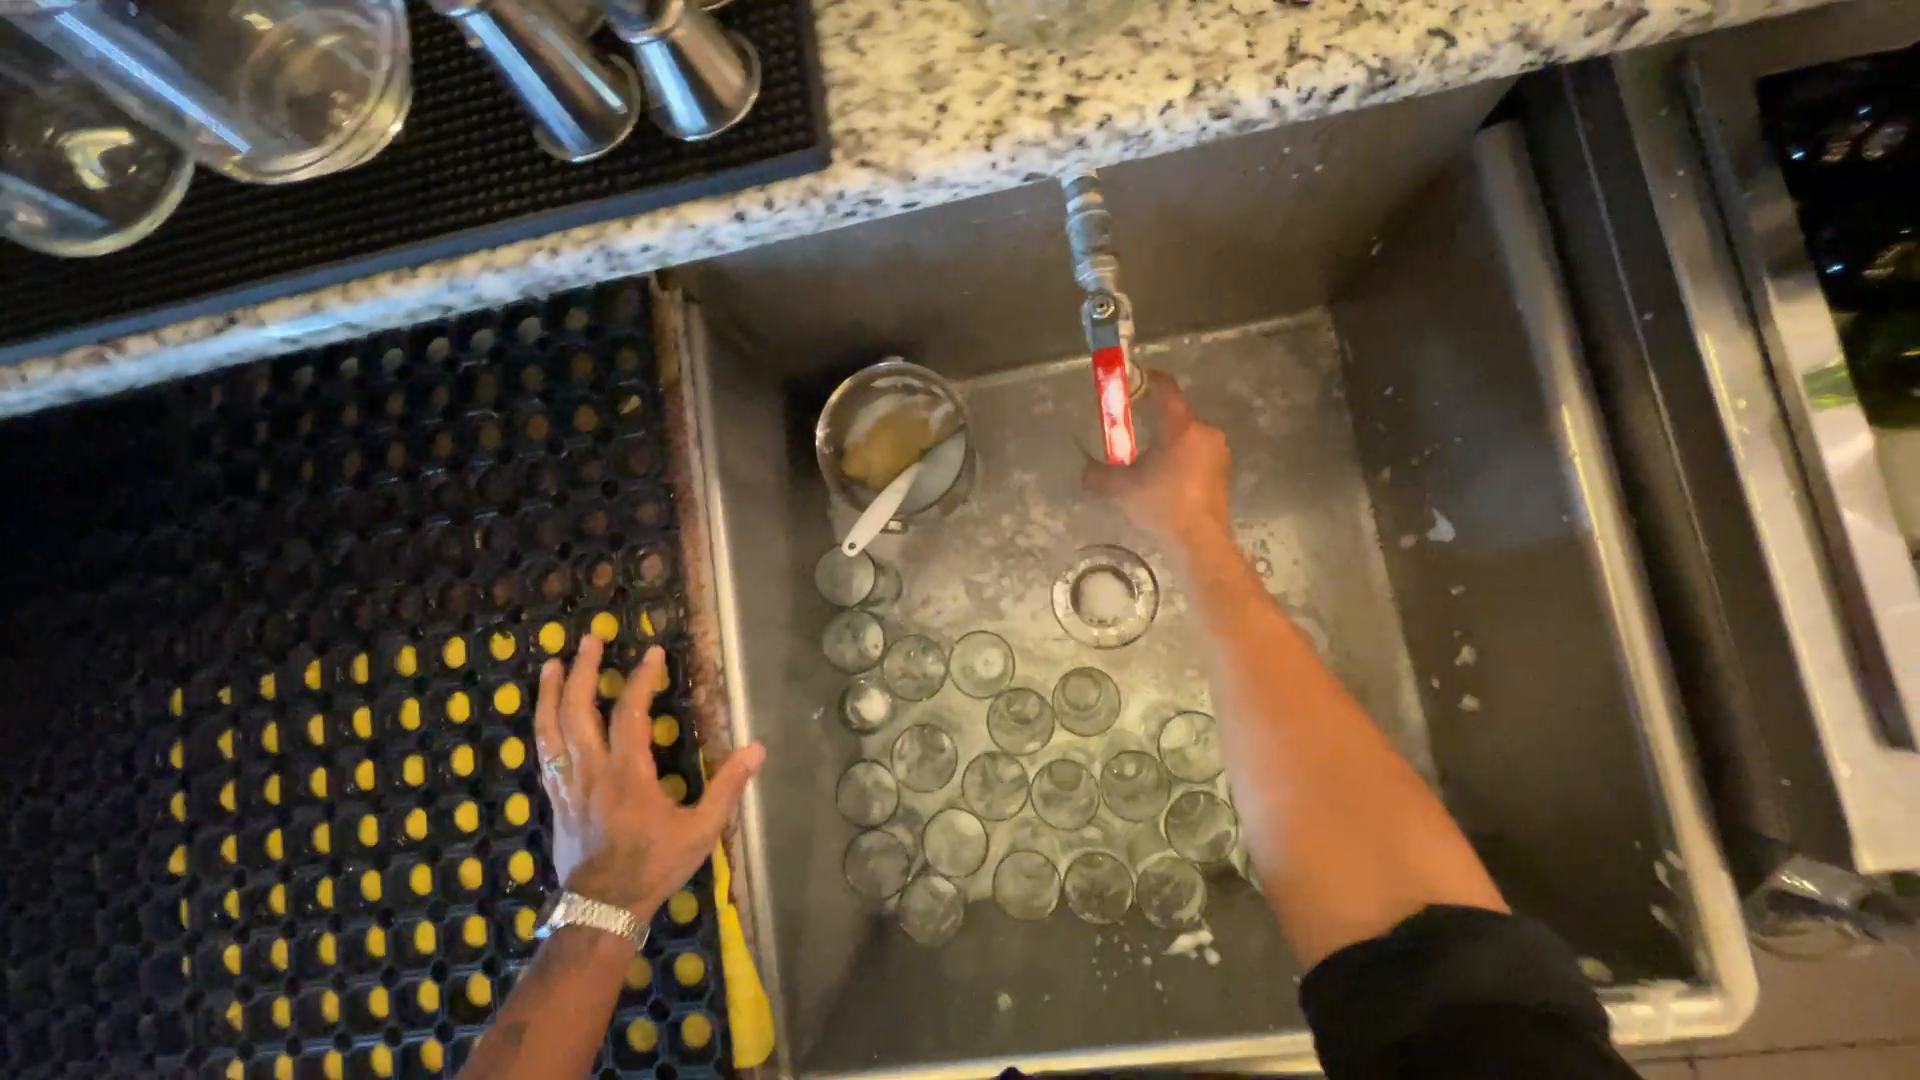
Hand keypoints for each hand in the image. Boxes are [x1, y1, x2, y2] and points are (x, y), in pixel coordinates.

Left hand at [533, 636, 765, 919]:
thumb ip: (727, 788)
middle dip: (583, 672)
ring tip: (554, 664)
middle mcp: (591, 772)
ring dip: (551, 693)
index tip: (652, 653)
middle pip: (577, 712)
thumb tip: (756, 749)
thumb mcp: (701, 831)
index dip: (641, 679)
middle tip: (589, 640)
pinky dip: (543, 727)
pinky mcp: (556, 800)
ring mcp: (567, 785)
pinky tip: (545, 715)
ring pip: (550, 730)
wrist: (602, 909)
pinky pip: (544, 754)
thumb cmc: (654, 866)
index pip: (630, 714)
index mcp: (627, 774)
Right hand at [1082, 370, 1231, 548]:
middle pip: (1175, 413)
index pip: (1165, 388)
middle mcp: (1204, 431)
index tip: (1131, 380)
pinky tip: (1165, 479)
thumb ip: (1096, 474)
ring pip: (1186, 435)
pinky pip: (1196, 453)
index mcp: (1180, 427)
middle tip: (1130, 431)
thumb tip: (1084, 468)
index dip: (1146, 379)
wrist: (1199, 541)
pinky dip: (1180, 458)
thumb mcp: (1120, 490)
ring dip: (1167, 441)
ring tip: (1146, 460)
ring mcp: (1217, 451)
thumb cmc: (1161, 507)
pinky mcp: (1222, 470)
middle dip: (1152, 418)